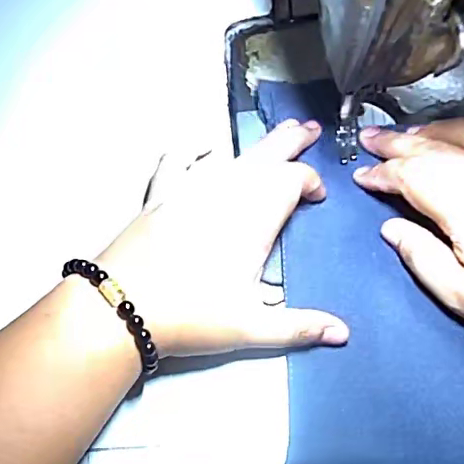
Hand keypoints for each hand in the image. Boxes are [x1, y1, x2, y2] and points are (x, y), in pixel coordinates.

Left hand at [93, 119, 349, 357]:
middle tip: (310, 130)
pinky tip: (201, 151)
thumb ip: (299, 327)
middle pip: (266, 155)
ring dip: (254, 148)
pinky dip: (194, 152)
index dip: (310, 183)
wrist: (121, 306)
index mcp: (254, 218)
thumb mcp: (251, 327)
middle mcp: (224, 193)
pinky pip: (178, 161)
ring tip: (270, 141)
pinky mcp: (159, 196)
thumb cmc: (190, 316)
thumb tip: (342, 334)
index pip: (293, 182)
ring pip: (230, 155)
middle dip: (292, 142)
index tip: (317, 197)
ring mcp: (189, 190)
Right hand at [352, 120, 463, 356]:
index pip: (413, 175)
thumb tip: (392, 228)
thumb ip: (420, 255)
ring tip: (416, 133)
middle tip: (372, 139)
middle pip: (439, 146)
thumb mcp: (458, 293)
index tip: (361, 176)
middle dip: (400, 142)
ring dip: (440, 130)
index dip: (383, 173)